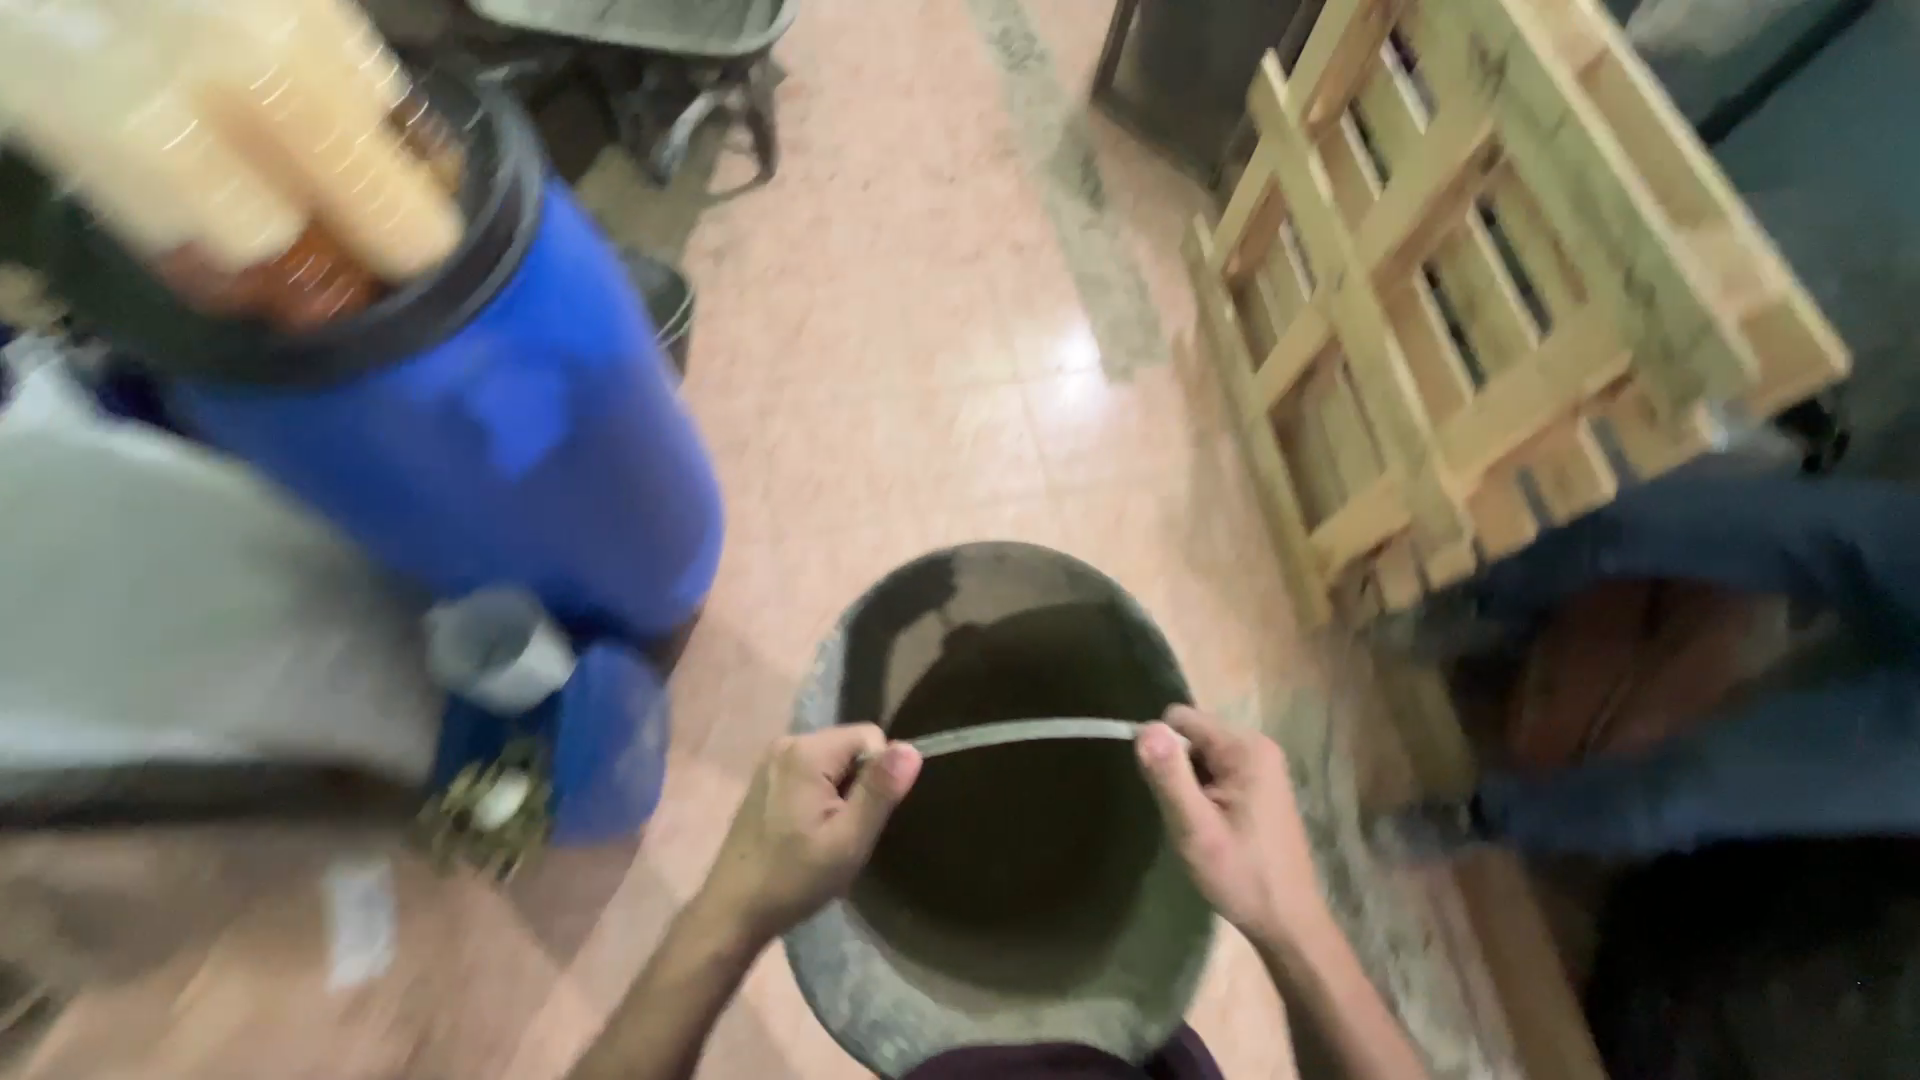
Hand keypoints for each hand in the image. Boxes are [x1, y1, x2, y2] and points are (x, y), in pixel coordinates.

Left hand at [694, 725, 921, 945]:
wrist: (732, 911)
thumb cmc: (794, 878)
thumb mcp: (848, 840)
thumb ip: (880, 790)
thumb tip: (911, 748)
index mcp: (807, 751)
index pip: (870, 737)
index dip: (878, 776)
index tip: (860, 817)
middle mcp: (787, 742)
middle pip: (849, 747)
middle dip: (858, 784)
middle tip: (843, 831)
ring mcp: (772, 759)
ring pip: (832, 761)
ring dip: (840, 793)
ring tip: (825, 834)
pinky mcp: (765, 777)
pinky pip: (812, 771)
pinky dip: (819, 796)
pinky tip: (806, 831)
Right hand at [1136, 706, 1328, 951]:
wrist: (1288, 922)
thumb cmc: (1241, 875)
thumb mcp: (1194, 828)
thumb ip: (1169, 775)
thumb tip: (1144, 728)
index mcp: (1244, 748)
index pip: (1179, 719)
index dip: (1160, 751)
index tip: (1164, 792)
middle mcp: (1257, 746)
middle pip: (1192, 735)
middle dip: (1177, 770)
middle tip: (1187, 816)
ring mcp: (1263, 765)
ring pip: (1201, 755)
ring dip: (1190, 784)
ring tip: (1200, 826)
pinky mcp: (1262, 784)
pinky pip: (1217, 771)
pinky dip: (1205, 793)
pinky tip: (1214, 828)